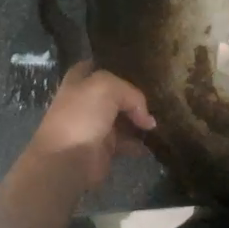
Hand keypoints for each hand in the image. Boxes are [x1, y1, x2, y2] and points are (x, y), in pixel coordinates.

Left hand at [20, 62, 156, 192]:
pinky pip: (127, 142)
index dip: (114, 67)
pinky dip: (140, 143)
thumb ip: (130, 93)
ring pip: (122, 119)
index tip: (138, 69)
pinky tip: (155, 141)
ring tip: (160, 120)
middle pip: (114, 94)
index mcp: (78, 82)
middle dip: (134, 96)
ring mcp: (94, 126)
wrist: (68, 160)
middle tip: (158, 96)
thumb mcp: (107, 88)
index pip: (96, 67)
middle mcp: (85, 102)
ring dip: (140, 120)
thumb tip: (146, 118)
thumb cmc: (82, 116)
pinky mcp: (104, 148)